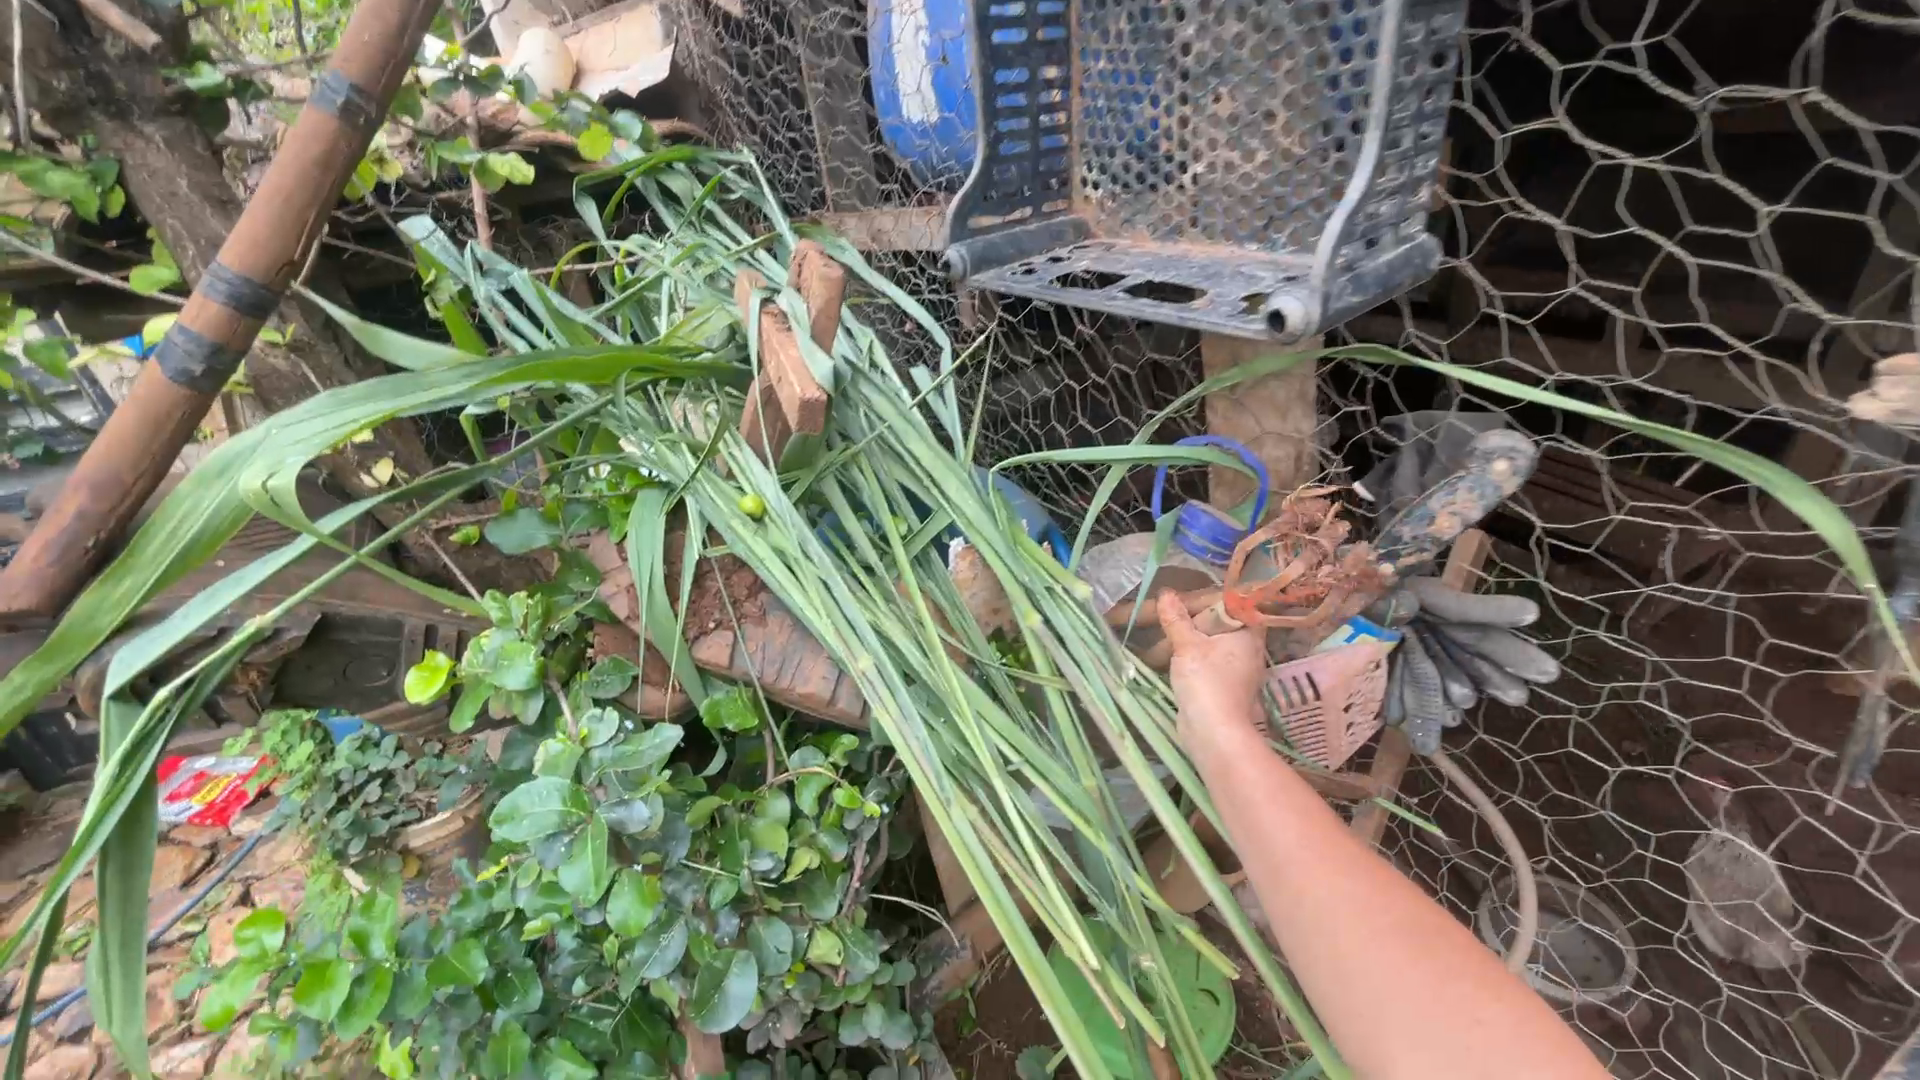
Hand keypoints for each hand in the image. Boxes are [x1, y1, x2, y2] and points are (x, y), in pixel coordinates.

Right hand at [1157, 589, 1269, 749]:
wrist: (1213, 732)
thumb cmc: (1206, 682)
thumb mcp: (1187, 646)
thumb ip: (1176, 619)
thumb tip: (1166, 593)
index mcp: (1249, 633)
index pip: (1237, 604)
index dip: (1213, 599)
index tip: (1188, 597)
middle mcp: (1249, 649)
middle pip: (1223, 624)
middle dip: (1195, 619)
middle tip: (1171, 613)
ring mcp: (1239, 669)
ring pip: (1213, 644)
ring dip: (1190, 639)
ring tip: (1166, 635)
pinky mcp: (1226, 686)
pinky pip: (1209, 662)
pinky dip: (1192, 657)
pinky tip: (1172, 656)